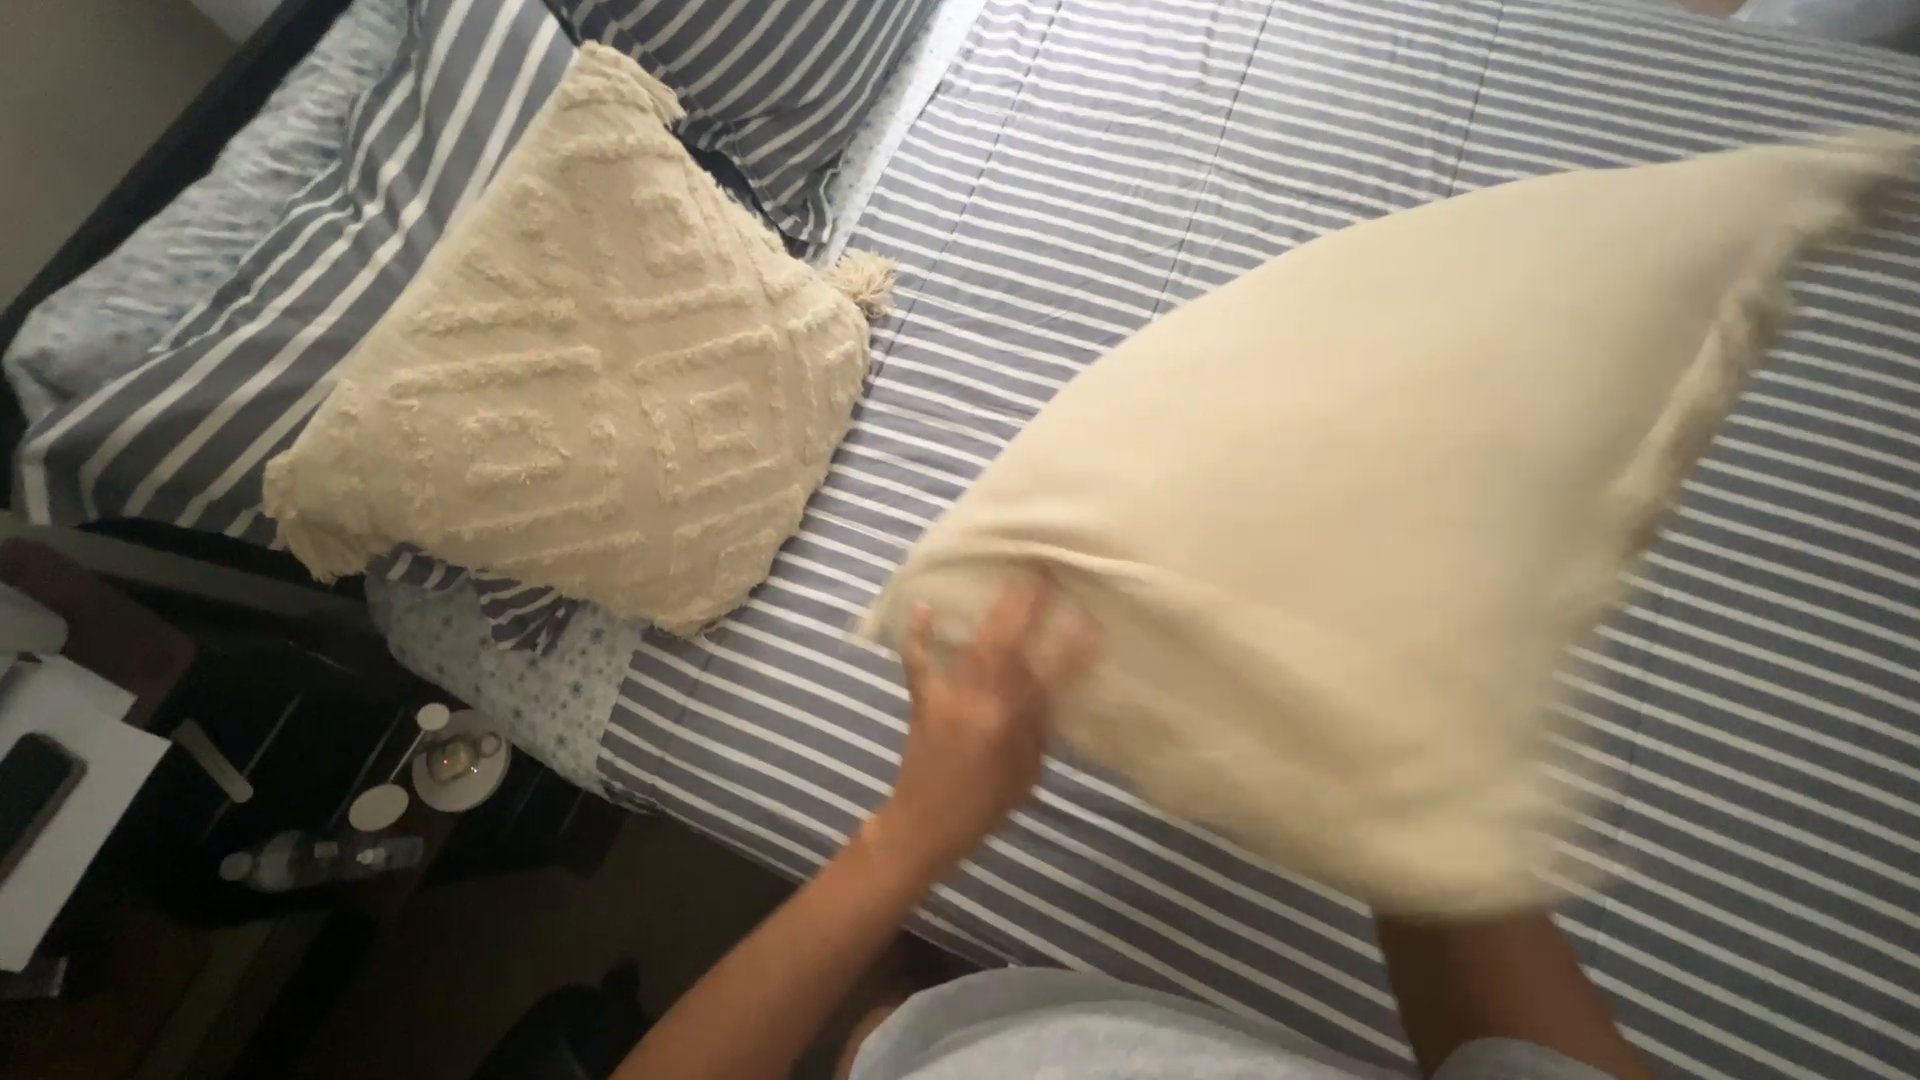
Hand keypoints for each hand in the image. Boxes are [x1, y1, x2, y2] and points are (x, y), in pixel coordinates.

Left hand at [875, 572, 1101, 870]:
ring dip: (992, 610)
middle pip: (1008, 644)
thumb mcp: (1026, 774)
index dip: (1072, 647)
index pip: (1050, 675)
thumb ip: (1037, 729)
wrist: (923, 824)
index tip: (1091, 621)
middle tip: (1043, 571)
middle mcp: (981, 701)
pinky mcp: (922, 698)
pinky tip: (923, 606)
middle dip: (1027, 605)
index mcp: (1011, 724)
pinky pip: (918, 661)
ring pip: (973, 645)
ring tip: (1009, 579)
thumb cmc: (983, 806)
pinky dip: (919, 634)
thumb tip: (1047, 690)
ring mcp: (948, 695)